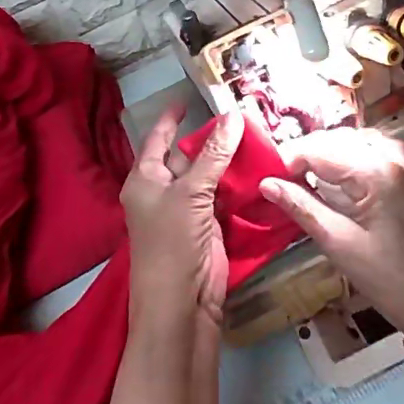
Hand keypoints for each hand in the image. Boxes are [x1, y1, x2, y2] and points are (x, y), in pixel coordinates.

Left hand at [120, 106, 240, 325]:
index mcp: (145, 179)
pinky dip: (237, 182)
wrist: (182, 303)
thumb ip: (214, 154)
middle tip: (240, 114)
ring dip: (228, 159)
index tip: (187, 99)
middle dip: (210, 137)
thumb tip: (234, 115)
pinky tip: (257, 165)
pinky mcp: (208, 224)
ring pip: (208, 174)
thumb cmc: (172, 243)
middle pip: (187, 155)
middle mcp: (163, 190)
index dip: (171, 119)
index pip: (157, 139)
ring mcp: (186, 208)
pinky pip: (222, 194)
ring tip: (255, 133)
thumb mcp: (191, 194)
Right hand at [258, 129, 403, 357]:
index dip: (288, 159)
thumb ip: (302, 207)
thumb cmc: (390, 280)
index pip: (319, 148)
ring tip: (300, 179)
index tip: (265, 179)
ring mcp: (402, 164)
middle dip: (304, 155)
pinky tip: (333, 178)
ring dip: (325, 155)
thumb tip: (267, 183)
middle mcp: (390, 156)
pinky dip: (347, 158)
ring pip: (352, 142)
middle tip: (278, 181)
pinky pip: (370, 152)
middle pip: (335, 139)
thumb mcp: (339, 244)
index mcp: (375, 170)